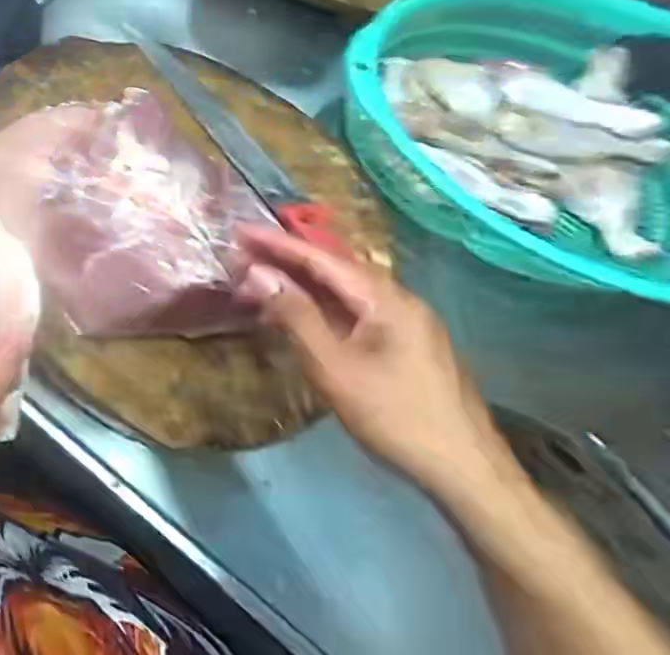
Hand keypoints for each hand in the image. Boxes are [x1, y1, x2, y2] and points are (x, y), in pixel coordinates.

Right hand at [236, 225, 517, 494]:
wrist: (465, 473)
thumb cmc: (394, 415)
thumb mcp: (332, 364)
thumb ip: (293, 314)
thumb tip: (258, 272)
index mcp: (387, 303)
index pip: (323, 260)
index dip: (278, 244)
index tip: (237, 231)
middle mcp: (401, 305)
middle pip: (336, 269)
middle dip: (286, 257)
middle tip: (240, 251)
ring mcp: (406, 326)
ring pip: (343, 289)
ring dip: (299, 280)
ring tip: (257, 276)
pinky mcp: (403, 345)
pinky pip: (352, 309)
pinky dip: (315, 301)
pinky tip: (291, 310)